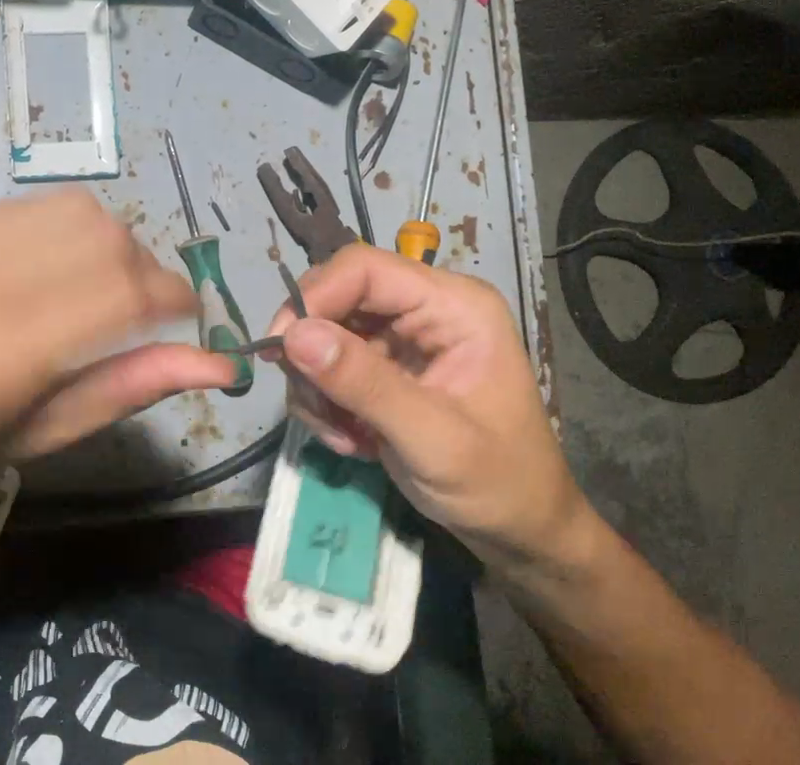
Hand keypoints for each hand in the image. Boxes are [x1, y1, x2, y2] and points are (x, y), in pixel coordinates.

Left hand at [0, 190, 240, 504]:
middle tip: (143, 310)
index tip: (189, 316)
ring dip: (110, 244)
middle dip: (146, 269)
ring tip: (100, 287)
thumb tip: (219, 363)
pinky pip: (34, 206)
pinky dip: (65, 233)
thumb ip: (130, 389)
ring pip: (77, 209)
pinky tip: (51, 269)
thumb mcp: (43, 435)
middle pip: (105, 238)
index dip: (173, 297)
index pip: (121, 293)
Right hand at [264, 244, 590, 569]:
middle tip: (311, 405)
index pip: (364, 269)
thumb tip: (293, 335)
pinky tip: (349, 440)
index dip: (315, 297)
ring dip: (315, 386)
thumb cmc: (497, 483)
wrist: (517, 530)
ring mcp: (400, 338)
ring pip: (321, 334)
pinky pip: (325, 366)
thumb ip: (365, 384)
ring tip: (341, 435)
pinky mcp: (381, 367)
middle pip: (334, 297)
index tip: (282, 349)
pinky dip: (322, 403)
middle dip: (310, 352)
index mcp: (454, 306)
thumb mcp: (434, 439)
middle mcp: (423, 309)